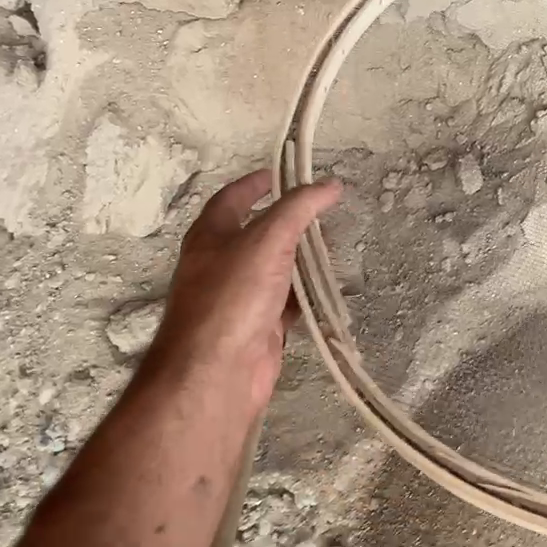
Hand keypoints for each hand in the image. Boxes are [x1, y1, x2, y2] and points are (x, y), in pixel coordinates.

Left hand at [141, 172, 341, 413]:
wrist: (217, 373)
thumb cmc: (234, 295)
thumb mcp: (268, 238)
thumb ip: (300, 207)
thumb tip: (330, 184)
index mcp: (211, 236)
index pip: (233, 198)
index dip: (257, 182)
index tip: (285, 172)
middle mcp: (221, 263)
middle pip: (259, 232)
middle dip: (291, 220)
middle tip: (324, 210)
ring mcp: (240, 297)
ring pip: (277, 267)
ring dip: (303, 256)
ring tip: (336, 244)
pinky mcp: (259, 326)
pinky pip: (288, 300)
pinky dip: (308, 292)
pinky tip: (330, 286)